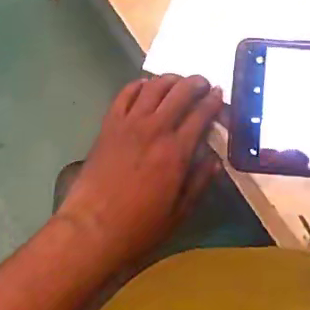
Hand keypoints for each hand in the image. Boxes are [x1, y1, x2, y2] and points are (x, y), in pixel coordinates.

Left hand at [53, 74, 224, 273]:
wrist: (90, 230)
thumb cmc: (138, 228)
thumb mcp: (178, 214)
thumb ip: (199, 182)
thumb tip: (215, 159)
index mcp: (176, 151)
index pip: (201, 113)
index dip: (213, 100)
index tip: (218, 94)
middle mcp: (155, 129)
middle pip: (181, 91)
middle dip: (196, 83)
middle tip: (202, 84)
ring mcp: (130, 123)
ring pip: (154, 86)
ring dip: (170, 79)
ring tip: (177, 82)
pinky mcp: (109, 125)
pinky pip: (126, 94)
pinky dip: (139, 85)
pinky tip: (146, 87)